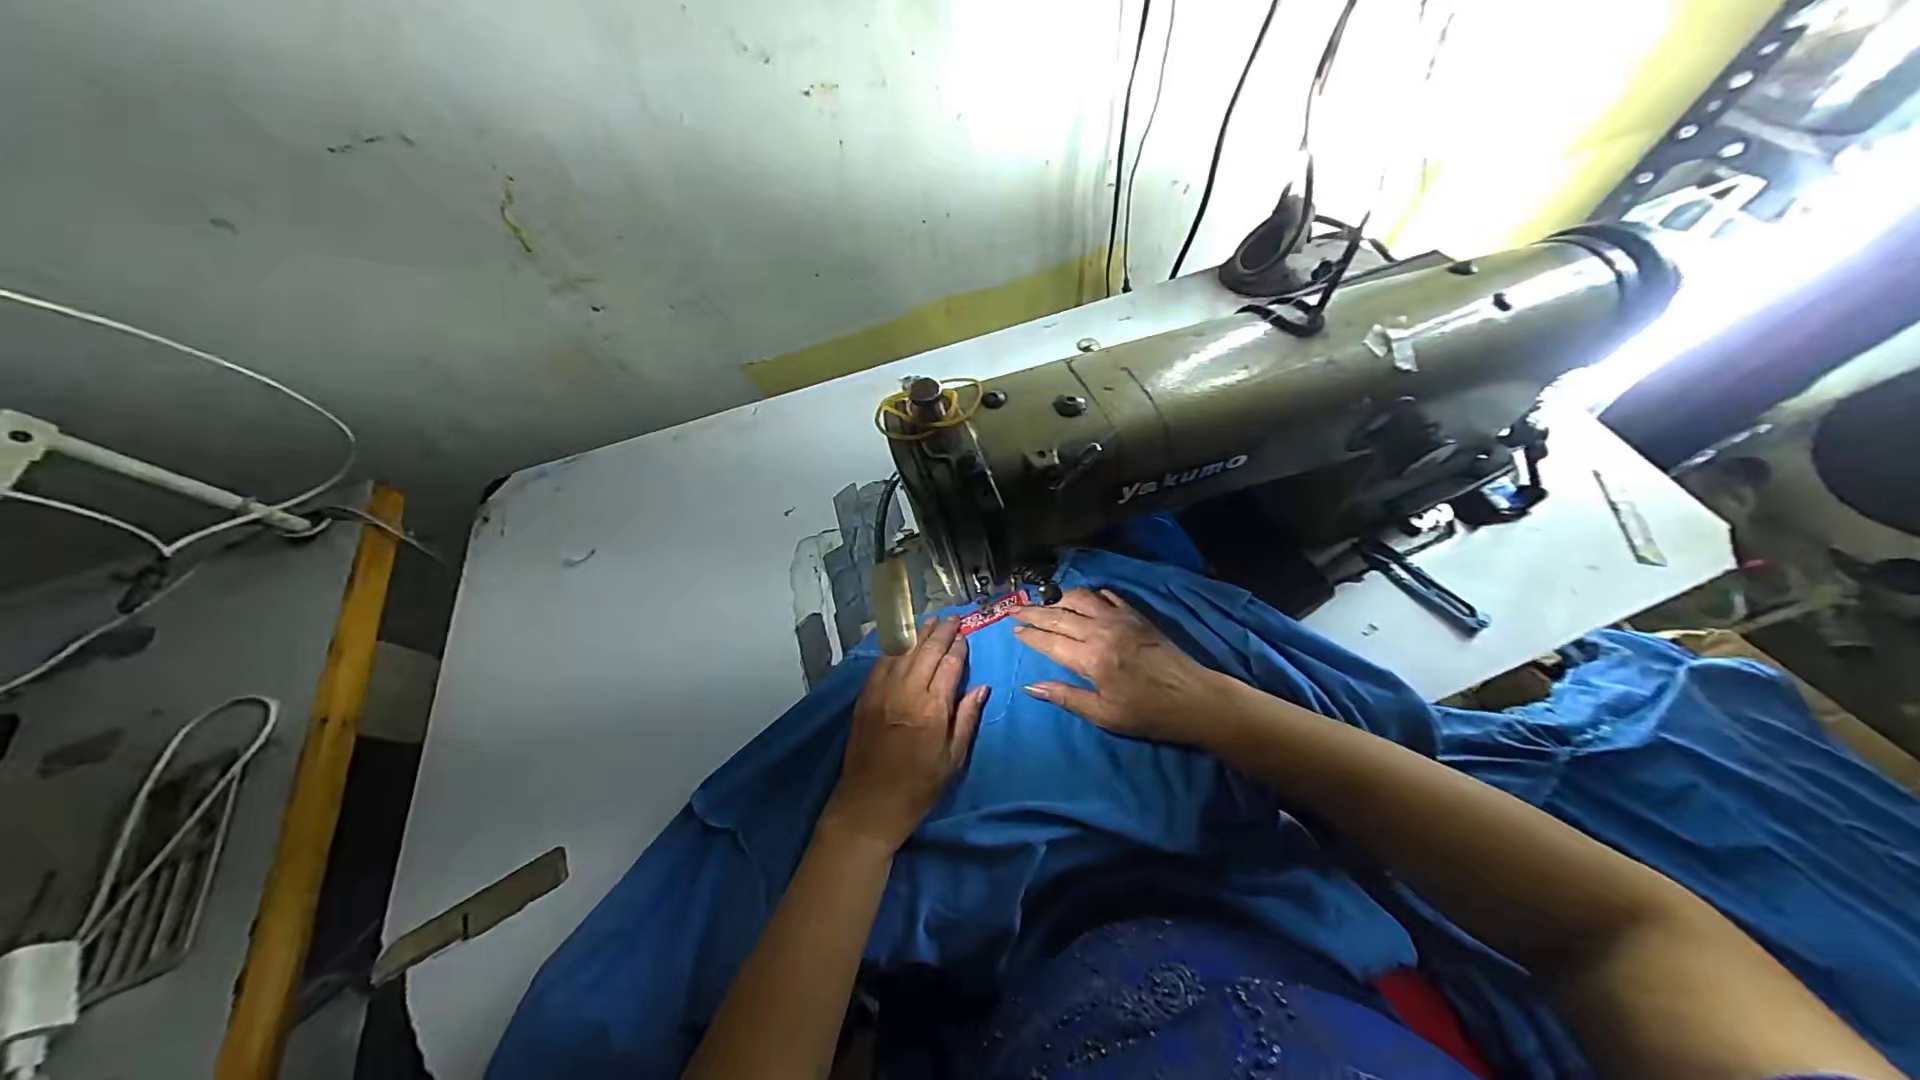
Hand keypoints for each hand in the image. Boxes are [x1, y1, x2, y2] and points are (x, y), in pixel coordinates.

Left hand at [822, 615, 988, 851]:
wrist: (869, 805)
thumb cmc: (918, 788)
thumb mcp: (953, 759)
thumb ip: (966, 719)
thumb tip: (982, 687)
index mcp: (931, 709)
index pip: (949, 665)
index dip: (959, 648)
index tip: (966, 635)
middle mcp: (906, 692)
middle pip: (926, 651)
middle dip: (941, 632)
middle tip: (953, 618)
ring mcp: (882, 691)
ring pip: (903, 651)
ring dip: (918, 634)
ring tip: (931, 621)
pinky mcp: (865, 696)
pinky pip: (882, 662)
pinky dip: (895, 647)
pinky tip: (904, 640)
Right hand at [1012, 588, 1223, 744]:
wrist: (1195, 698)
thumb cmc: (1148, 713)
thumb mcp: (1104, 715)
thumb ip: (1066, 697)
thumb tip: (1031, 687)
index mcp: (1091, 659)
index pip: (1050, 641)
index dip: (1029, 634)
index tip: (1013, 629)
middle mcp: (1101, 631)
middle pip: (1059, 616)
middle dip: (1033, 612)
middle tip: (1013, 608)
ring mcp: (1120, 619)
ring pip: (1080, 598)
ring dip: (1058, 598)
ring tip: (1043, 602)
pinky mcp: (1136, 615)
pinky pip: (1107, 596)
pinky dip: (1090, 594)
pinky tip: (1082, 597)